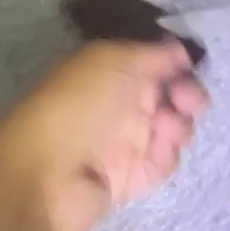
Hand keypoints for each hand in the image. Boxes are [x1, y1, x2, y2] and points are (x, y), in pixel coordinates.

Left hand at [0, 40, 210, 230]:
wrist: (42, 179)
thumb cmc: (74, 107)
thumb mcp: (110, 61)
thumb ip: (151, 53)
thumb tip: (180, 51)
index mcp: (111, 72)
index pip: (154, 61)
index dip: (176, 62)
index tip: (187, 65)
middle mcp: (121, 103)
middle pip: (171, 92)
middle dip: (187, 93)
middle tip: (187, 101)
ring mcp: (127, 141)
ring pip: (173, 125)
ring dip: (180, 123)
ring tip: (167, 129)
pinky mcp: (132, 176)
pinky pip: (165, 160)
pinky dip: (168, 154)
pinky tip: (158, 151)